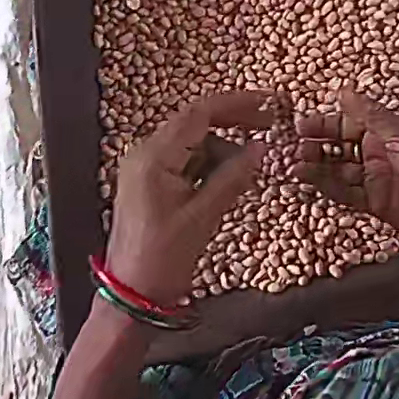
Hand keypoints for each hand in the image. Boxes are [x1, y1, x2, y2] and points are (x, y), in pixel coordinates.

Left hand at [104, 91, 279, 309]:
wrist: (130, 295)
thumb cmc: (164, 258)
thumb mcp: (204, 216)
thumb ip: (233, 176)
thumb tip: (262, 146)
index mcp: (154, 157)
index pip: (199, 113)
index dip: (236, 104)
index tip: (268, 103)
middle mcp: (145, 154)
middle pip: (195, 124)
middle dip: (232, 123)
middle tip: (267, 125)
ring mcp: (145, 168)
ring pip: (192, 144)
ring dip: (222, 149)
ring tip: (247, 170)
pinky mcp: (149, 183)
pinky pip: (185, 162)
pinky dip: (208, 166)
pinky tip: (227, 181)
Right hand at [296, 88, 398, 237]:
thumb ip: (370, 116)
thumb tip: (343, 91)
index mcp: (388, 131)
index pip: (347, 124)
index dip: (324, 124)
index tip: (300, 124)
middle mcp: (379, 153)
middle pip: (339, 148)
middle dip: (315, 146)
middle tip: (292, 145)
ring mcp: (376, 178)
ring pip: (338, 170)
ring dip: (316, 166)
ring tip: (293, 162)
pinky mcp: (375, 203)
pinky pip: (345, 193)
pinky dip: (325, 185)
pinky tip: (307, 178)